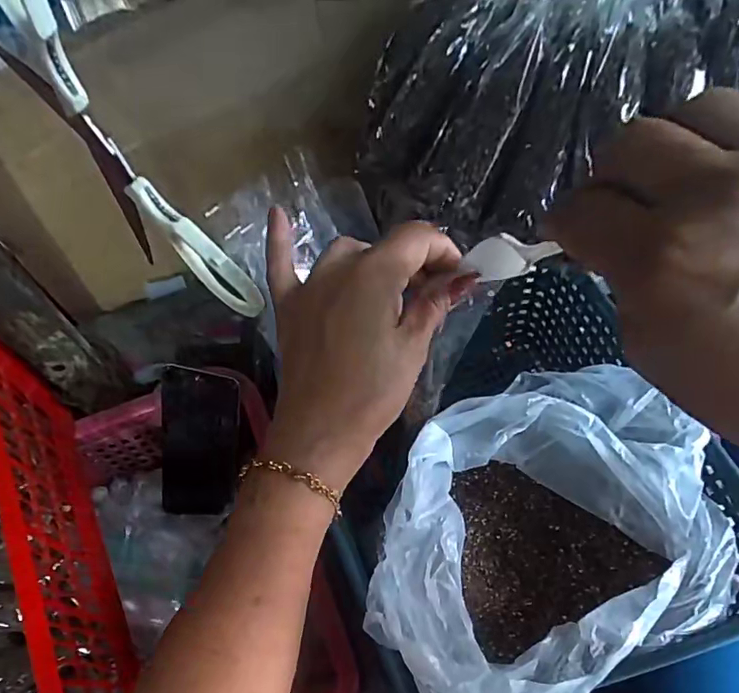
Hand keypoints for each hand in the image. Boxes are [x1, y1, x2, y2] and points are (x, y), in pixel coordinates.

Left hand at [261, 209, 471, 489]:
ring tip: (385, 294)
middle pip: (381, 249)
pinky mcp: (288, 308)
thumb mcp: (412, 349)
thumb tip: (461, 278)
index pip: (416, 238)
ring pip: (343, 256)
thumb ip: (433, 304)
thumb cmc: (373, 394)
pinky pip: (282, 264)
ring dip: (368, 264)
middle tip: (429, 297)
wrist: (319, 433)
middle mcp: (339, 267)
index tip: (458, 275)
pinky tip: (278, 213)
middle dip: (410, 265)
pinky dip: (282, 239)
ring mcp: (308, 286)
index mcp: (375, 273)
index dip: (443, 250)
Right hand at [544, 89, 738, 497]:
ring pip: (706, 107)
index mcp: (660, 260)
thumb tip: (614, 243)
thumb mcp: (649, 346)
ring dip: (681, 145)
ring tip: (690, 178)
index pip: (582, 209)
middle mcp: (719, 195)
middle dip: (611, 174)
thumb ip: (624, 282)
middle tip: (621, 198)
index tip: (570, 228)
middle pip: (633, 140)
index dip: (565, 220)